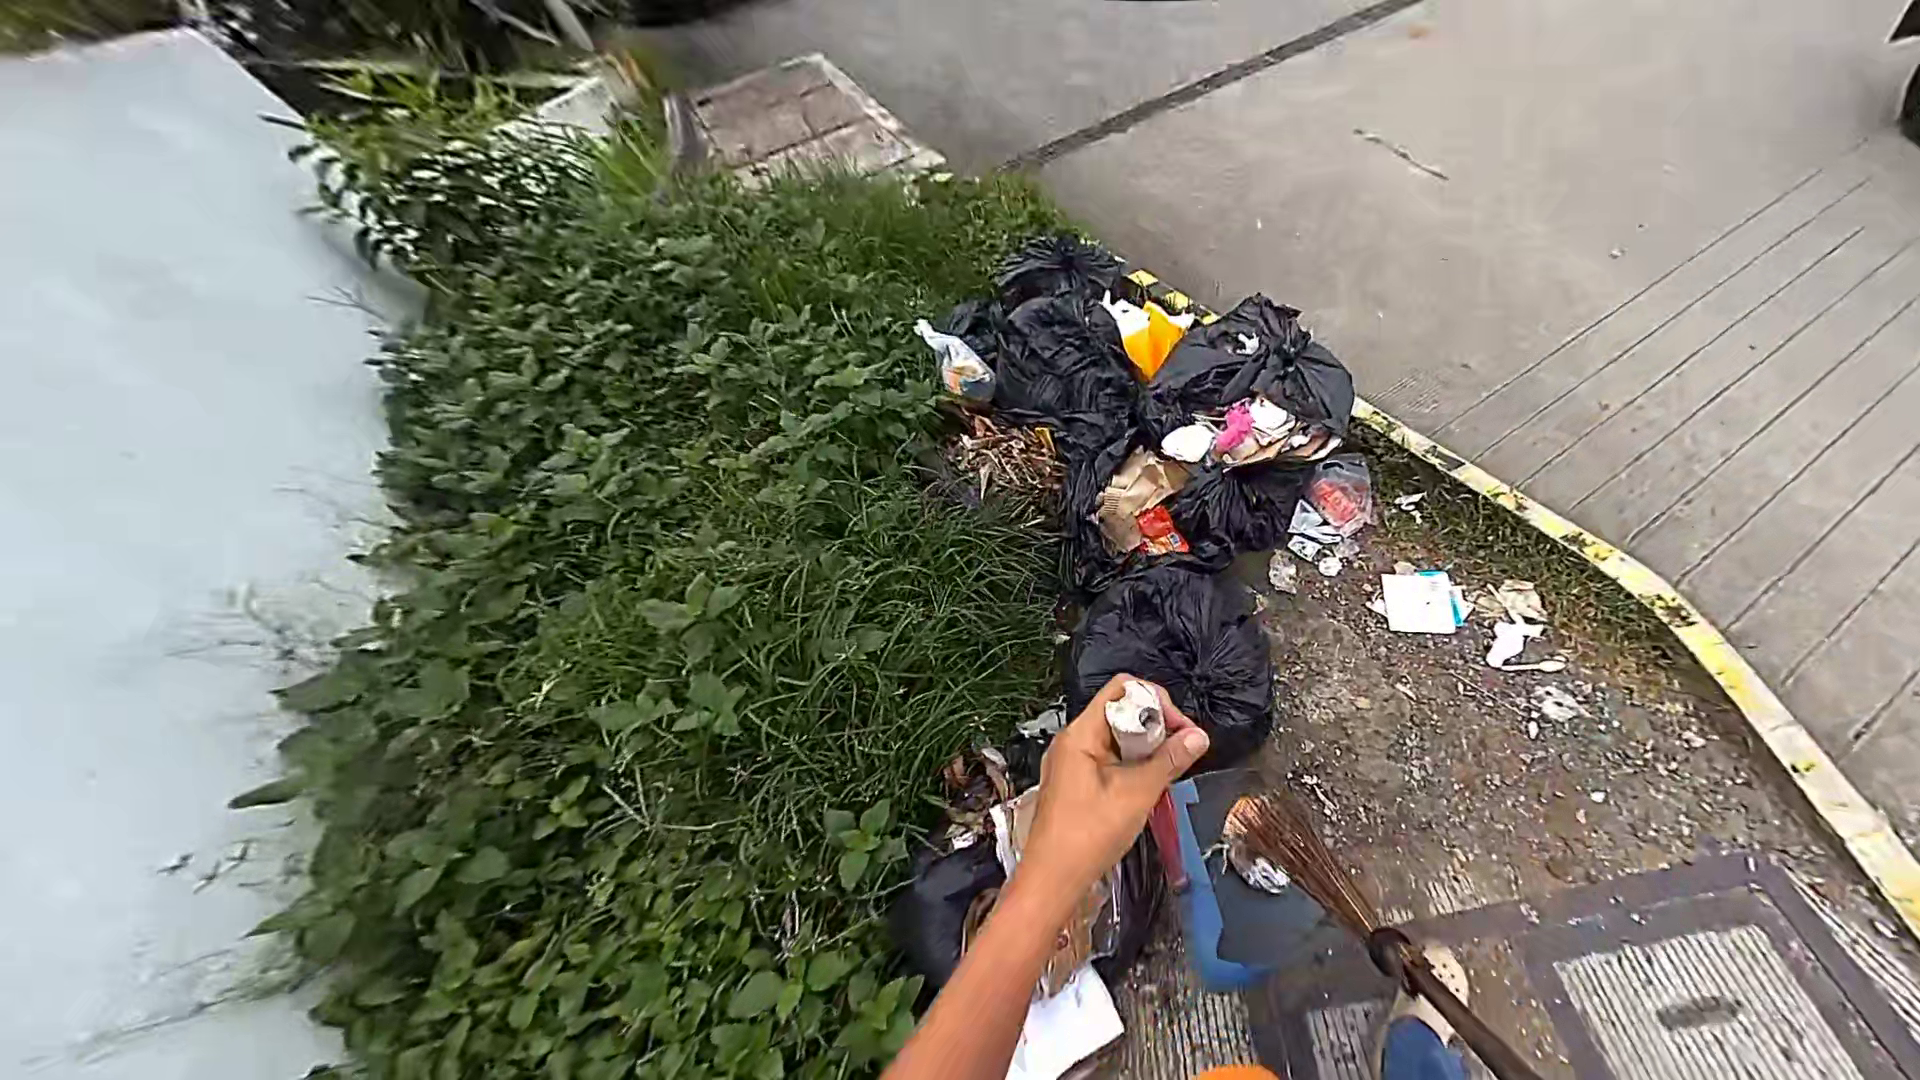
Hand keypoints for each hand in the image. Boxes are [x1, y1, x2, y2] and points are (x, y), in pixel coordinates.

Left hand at [1014, 675, 1209, 905]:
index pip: (1120, 688)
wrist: (1052, 878)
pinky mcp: (1076, 780)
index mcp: (1080, 733)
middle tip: (1181, 751)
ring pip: (1116, 736)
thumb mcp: (1136, 795)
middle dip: (1154, 725)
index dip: (1155, 700)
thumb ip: (1168, 762)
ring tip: (1169, 770)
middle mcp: (1073, 739)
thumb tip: (1199, 736)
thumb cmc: (1089, 835)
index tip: (1181, 729)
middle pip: (1119, 710)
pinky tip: (1148, 784)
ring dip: (1146, 747)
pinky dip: (1132, 763)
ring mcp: (1072, 760)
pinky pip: (1109, 757)